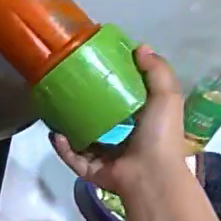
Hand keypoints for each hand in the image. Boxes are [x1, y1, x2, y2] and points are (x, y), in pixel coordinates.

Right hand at [52, 46, 193, 200]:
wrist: (151, 173)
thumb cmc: (160, 134)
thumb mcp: (166, 96)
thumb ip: (157, 71)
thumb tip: (140, 47)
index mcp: (141, 125)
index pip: (123, 104)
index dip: (111, 88)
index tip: (96, 72)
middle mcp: (123, 142)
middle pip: (99, 122)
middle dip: (83, 109)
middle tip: (68, 91)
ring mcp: (105, 158)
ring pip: (81, 141)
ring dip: (67, 128)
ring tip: (54, 111)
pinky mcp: (90, 171)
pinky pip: (72, 157)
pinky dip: (62, 148)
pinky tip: (56, 134)